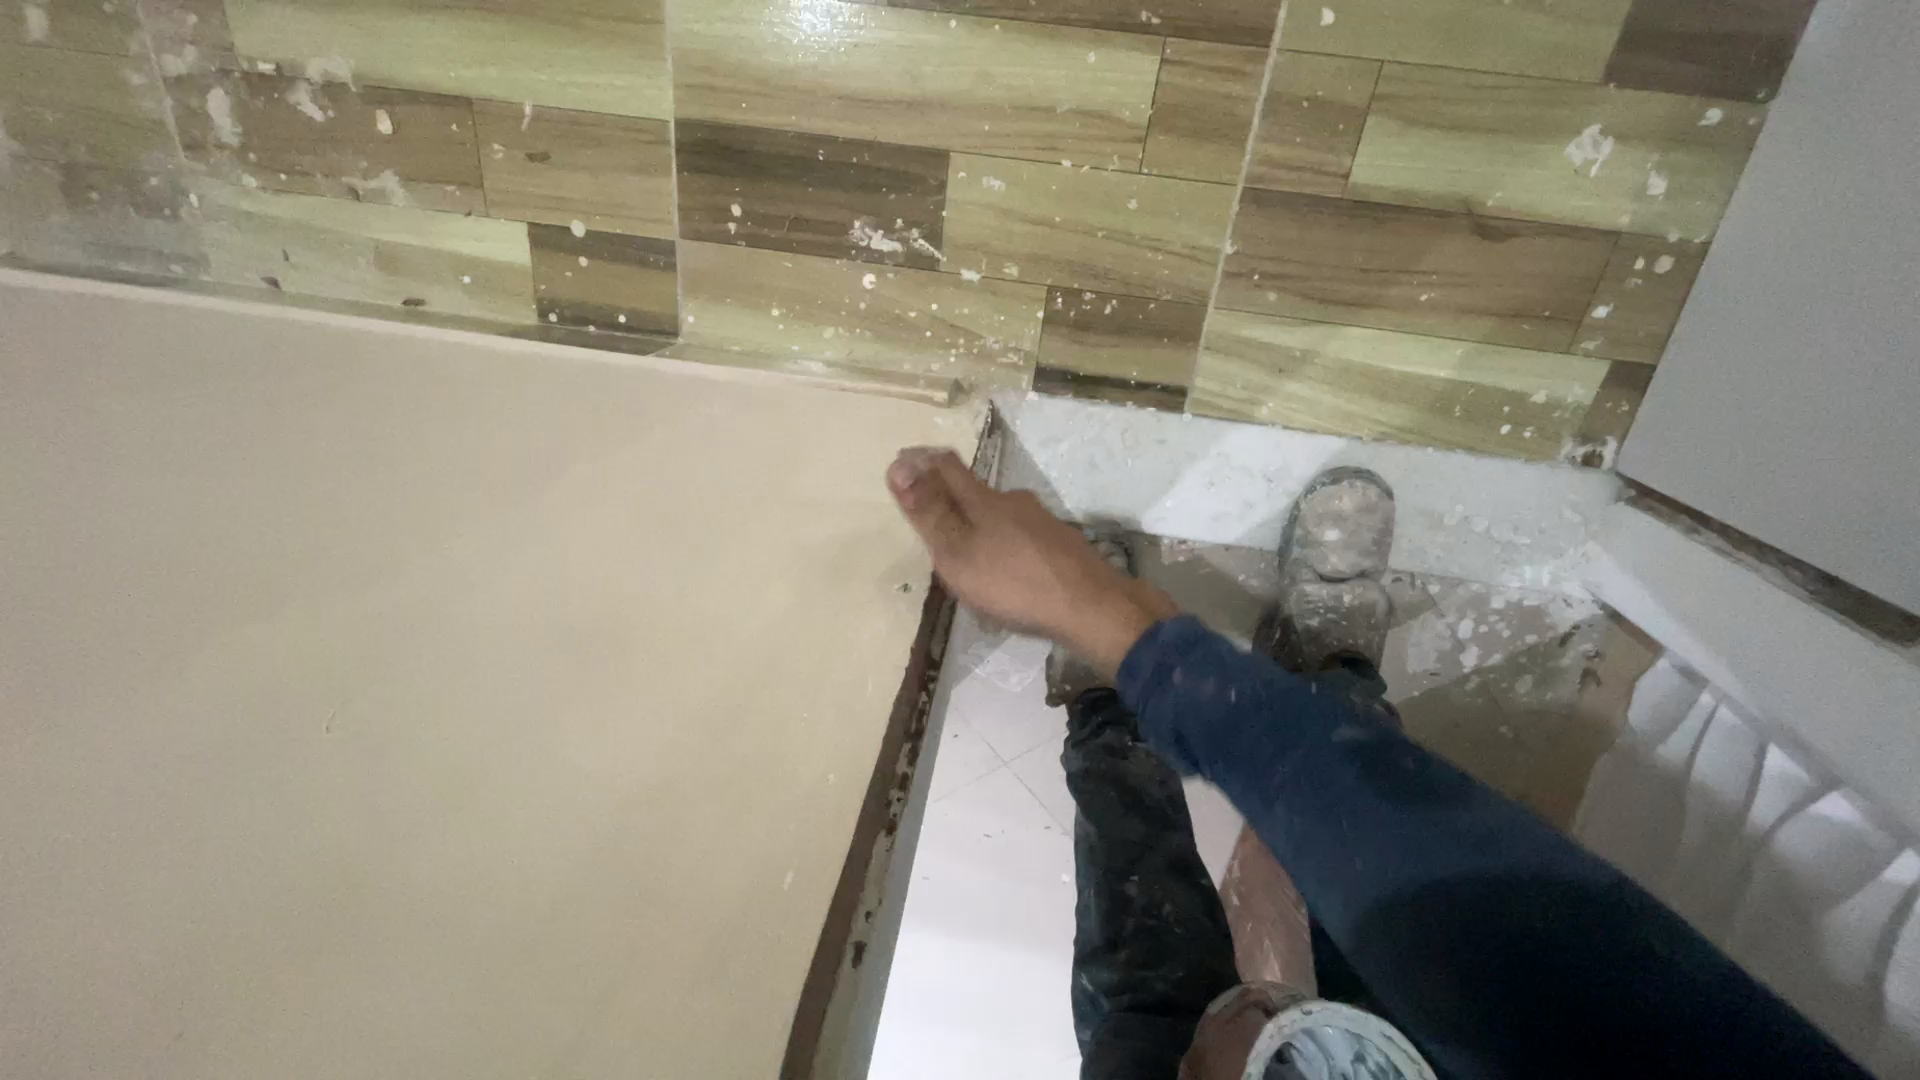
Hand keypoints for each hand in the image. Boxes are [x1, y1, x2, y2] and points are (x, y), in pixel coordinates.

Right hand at [885, 447, 1178, 675]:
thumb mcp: (958, 553)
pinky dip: (1005, 546)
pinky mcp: (1061, 543)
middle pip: (975, 491)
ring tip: (968, 557)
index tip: (901, 462)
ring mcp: (1042, 521)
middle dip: (950, 499)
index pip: (947, 466)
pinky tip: (1007, 572)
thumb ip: (930, 513)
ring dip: (980, 526)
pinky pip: (1021, 537)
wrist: (1090, 606)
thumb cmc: (1013, 582)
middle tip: (930, 522)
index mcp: (984, 500)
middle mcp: (1014, 501)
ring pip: (1001, 516)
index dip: (922, 461)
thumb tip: (899, 465)